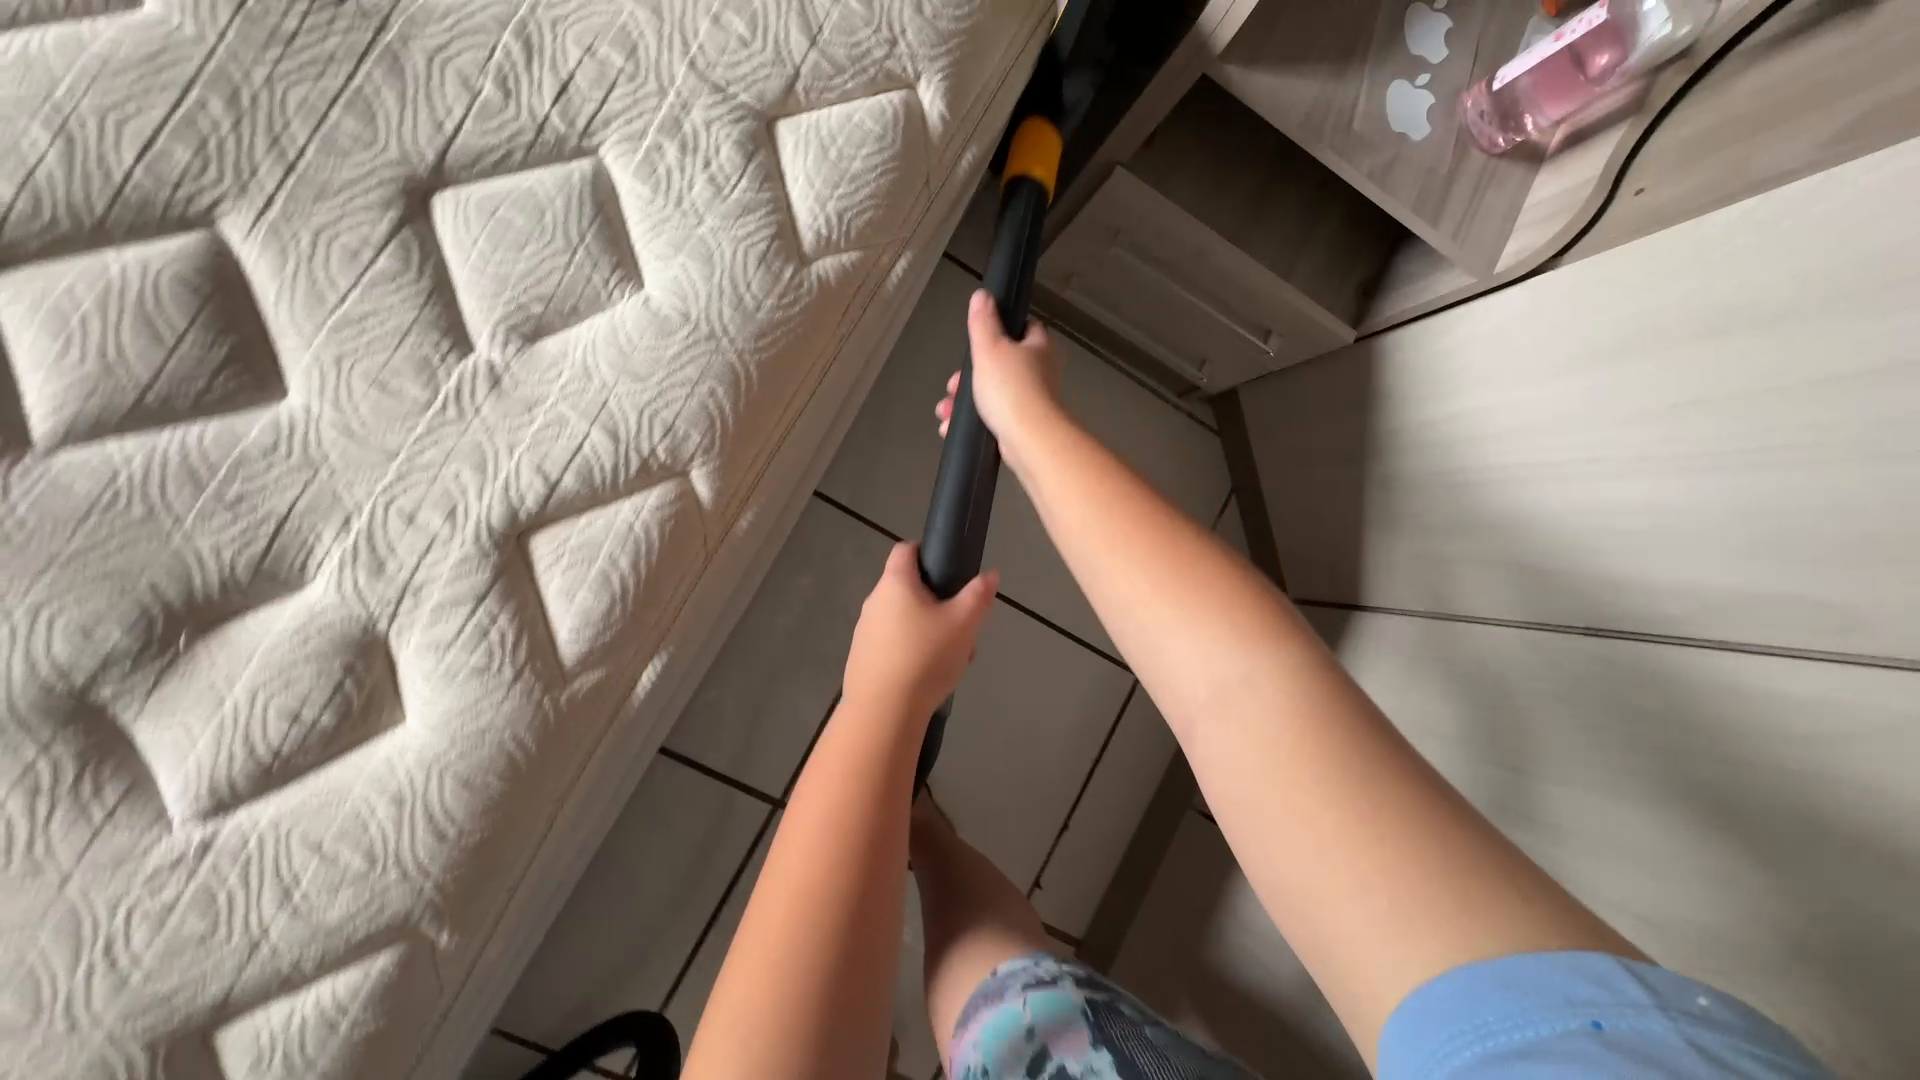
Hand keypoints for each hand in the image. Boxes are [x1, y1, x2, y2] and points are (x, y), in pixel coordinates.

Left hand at [843, 542, 997, 720]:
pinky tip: (929, 676)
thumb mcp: (964, 624)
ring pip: (903, 620)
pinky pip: (893, 644)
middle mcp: (874, 601)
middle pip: (907, 588)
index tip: (950, 570)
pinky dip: (912, 651)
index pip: (905, 550)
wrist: (884, 711)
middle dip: (937, 602)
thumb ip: (978, 595)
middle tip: (961, 623)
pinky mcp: (862, 658)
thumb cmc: (926, 657)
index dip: (927, 552)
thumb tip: (990, 574)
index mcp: (895, 583)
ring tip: (951, 657)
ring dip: (927, 630)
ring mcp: (864, 631)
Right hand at [934, 290, 1062, 466]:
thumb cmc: (1011, 388)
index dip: (1003, 328)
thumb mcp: (990, 348)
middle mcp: (1039, 373)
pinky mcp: (1020, 426)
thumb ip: (983, 322)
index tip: (979, 337)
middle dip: (969, 375)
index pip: (1025, 327)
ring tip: (946, 409)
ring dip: (964, 400)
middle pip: (1000, 365)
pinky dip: (971, 421)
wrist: (1028, 439)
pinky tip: (952, 427)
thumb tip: (983, 295)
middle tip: (953, 384)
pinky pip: (991, 418)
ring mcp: (1031, 402)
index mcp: (1037, 348)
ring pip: (991, 394)